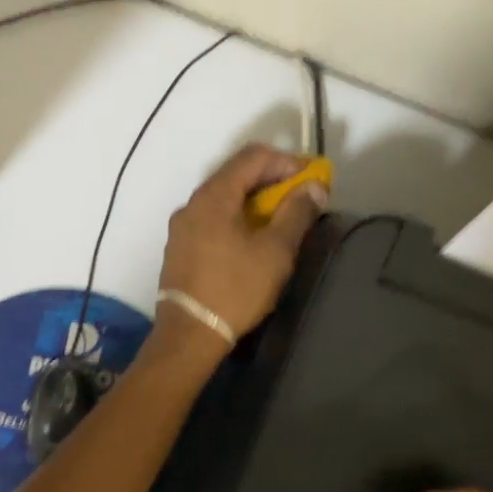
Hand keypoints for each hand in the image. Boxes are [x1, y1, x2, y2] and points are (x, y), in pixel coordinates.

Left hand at [155, 144, 326, 347]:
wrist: (190, 334)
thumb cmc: (235, 290)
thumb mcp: (275, 251)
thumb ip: (297, 213)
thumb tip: (314, 187)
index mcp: (213, 196)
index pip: (252, 157)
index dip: (286, 161)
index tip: (310, 180)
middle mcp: (191, 204)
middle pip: (234, 176)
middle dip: (270, 181)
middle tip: (298, 199)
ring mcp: (180, 228)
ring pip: (222, 200)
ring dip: (252, 203)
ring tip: (278, 221)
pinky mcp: (178, 250)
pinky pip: (210, 222)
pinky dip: (234, 220)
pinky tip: (250, 241)